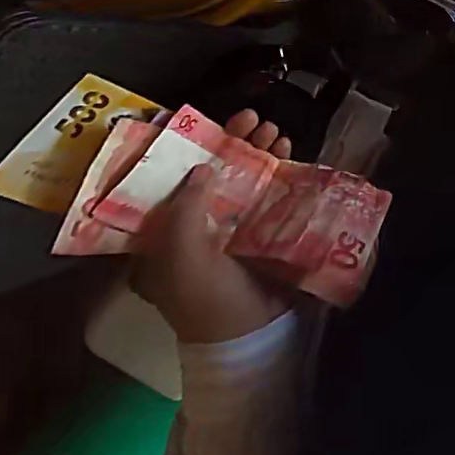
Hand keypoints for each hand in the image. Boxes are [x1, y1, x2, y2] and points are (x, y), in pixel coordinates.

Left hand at [130, 110, 291, 343]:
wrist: (250, 336)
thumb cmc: (207, 299)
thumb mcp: (183, 257)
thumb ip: (185, 210)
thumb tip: (201, 167)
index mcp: (168, 230)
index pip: (174, 176)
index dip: (190, 146)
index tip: (208, 122)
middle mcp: (198, 221)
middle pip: (215, 169)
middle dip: (233, 141)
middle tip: (253, 118)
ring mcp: (232, 224)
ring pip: (244, 175)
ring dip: (259, 150)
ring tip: (275, 131)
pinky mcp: (261, 229)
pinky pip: (268, 191)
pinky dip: (277, 169)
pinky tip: (287, 150)